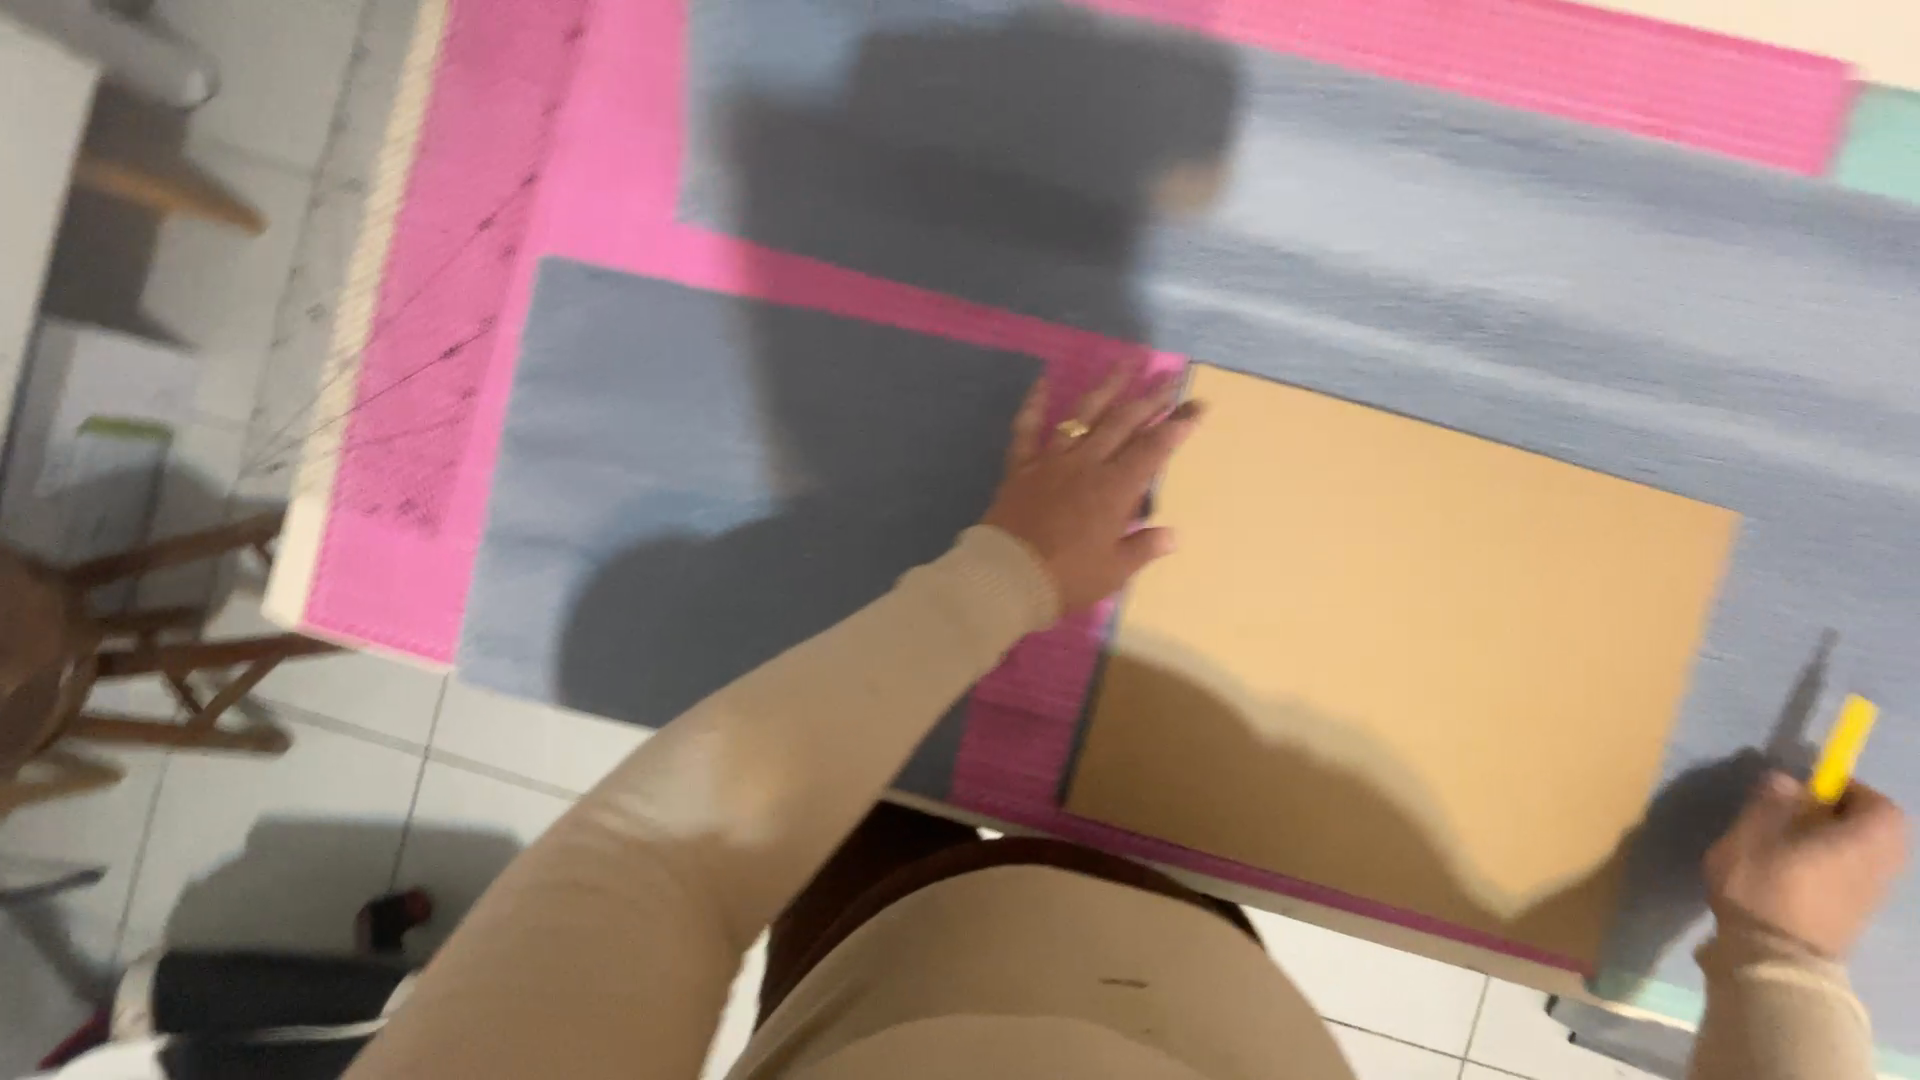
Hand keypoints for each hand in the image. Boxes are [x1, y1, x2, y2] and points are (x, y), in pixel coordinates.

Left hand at [982, 361, 1202, 614]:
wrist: (1008, 576)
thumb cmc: (1067, 578)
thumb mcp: (1114, 570)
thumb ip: (1143, 547)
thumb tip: (1171, 534)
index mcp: (1114, 489)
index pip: (1154, 449)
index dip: (1177, 426)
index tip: (1197, 406)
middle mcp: (1086, 464)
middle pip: (1123, 422)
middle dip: (1150, 398)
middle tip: (1170, 377)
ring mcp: (1051, 461)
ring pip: (1083, 414)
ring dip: (1107, 386)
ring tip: (1126, 361)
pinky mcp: (1021, 466)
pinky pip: (1027, 428)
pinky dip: (1035, 403)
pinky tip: (1044, 380)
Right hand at [1703, 769, 1908, 957]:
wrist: (1777, 954)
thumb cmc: (1763, 887)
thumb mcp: (1751, 836)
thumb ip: (1772, 804)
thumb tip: (1788, 780)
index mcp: (1862, 843)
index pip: (1882, 807)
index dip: (1851, 790)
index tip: (1811, 787)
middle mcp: (1881, 867)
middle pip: (1881, 831)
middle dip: (1845, 814)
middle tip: (1798, 811)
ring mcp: (1873, 892)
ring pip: (1869, 852)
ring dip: (1839, 837)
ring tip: (1790, 838)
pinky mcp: (1859, 910)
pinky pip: (1859, 871)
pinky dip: (1837, 859)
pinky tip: (1795, 866)